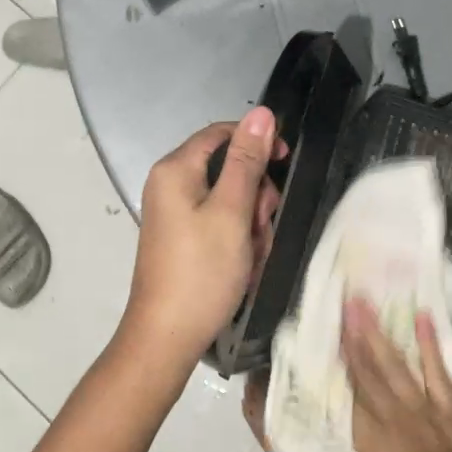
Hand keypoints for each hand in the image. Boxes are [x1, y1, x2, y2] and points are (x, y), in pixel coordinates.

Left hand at [122, 107, 283, 364]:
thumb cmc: (201, 271)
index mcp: (175, 169)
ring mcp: (174, 214)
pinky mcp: (182, 239)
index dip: (256, 142)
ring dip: (250, 222)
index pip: (222, 133)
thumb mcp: (232, 212)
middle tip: (260, 225)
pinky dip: (237, 239)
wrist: (166, 339)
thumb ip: (247, 161)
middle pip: (227, 167)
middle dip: (254, 195)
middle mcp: (170, 184)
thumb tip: (261, 112)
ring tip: (252, 254)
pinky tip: (244, 265)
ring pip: (229, 199)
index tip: (285, 163)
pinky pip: (219, 223)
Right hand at [343, 299, 451, 451]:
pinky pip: (438, 375)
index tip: (331, 329)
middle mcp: (396, 423)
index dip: (341, 361)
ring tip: (366, 304)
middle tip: (347, 302)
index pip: (351, 396)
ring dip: (380, 335)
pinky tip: (423, 316)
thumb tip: (315, 443)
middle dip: (357, 337)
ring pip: (398, 369)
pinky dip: (430, 345)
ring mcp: (426, 415)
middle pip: (370, 375)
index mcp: (373, 443)